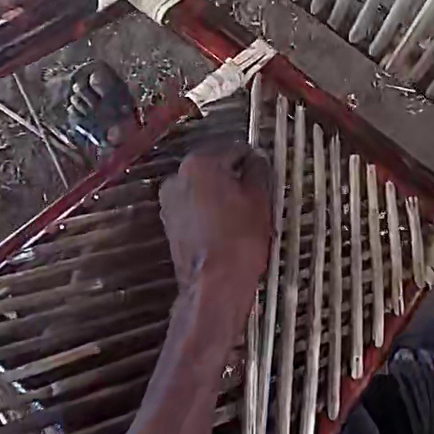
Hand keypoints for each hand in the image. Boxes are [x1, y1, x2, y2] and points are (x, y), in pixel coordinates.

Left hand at [160, 142, 272, 332]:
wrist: (215, 285)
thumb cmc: (237, 243)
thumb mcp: (259, 199)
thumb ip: (258, 170)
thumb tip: (257, 161)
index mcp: (199, 164)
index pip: (234, 148)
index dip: (253, 162)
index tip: (264, 174)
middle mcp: (178, 178)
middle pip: (215, 166)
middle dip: (235, 179)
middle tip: (256, 198)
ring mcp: (170, 201)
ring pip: (204, 187)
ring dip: (221, 195)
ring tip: (243, 216)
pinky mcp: (170, 222)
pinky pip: (194, 207)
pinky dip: (209, 212)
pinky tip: (227, 228)